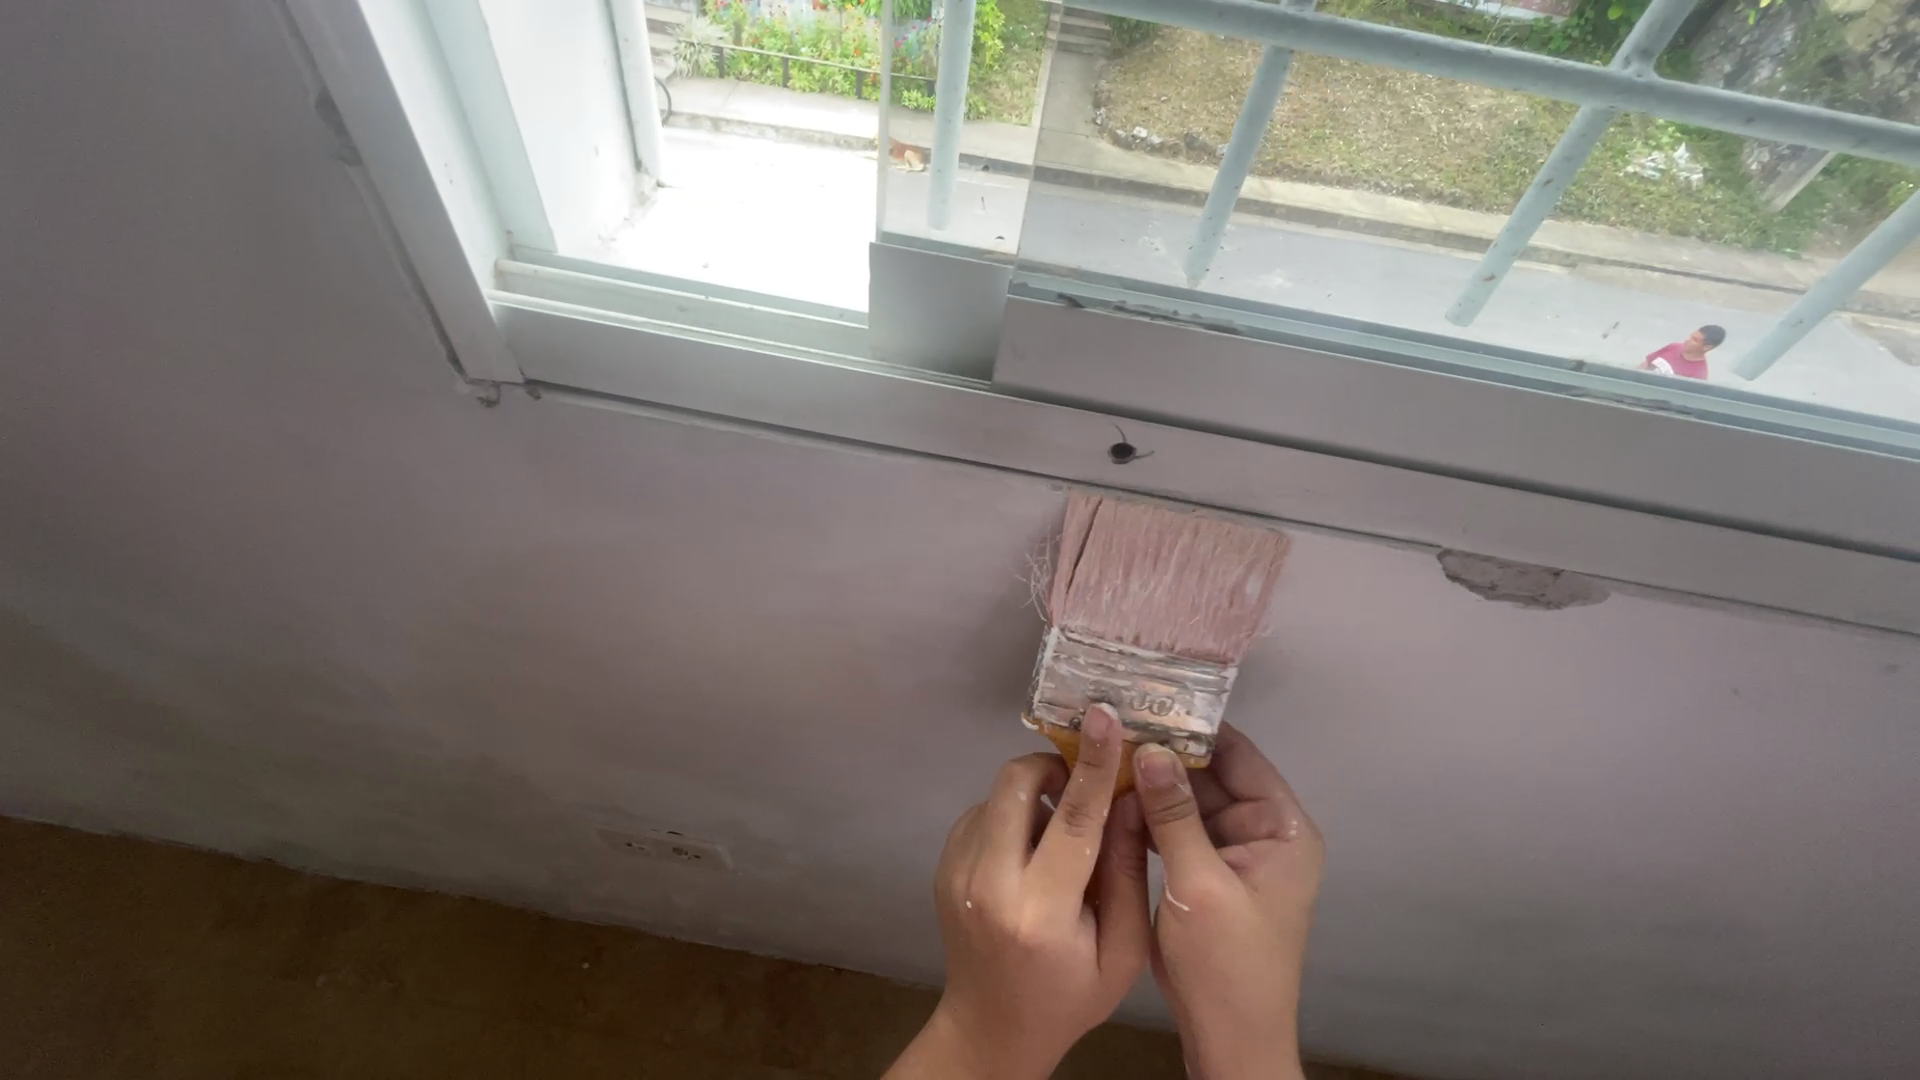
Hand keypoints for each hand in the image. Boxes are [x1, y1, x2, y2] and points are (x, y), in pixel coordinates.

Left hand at [886, 705, 1150, 1079]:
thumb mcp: (1122, 952)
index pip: (1074, 818)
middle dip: (1052, 766)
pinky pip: (983, 812)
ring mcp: (956, 869)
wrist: (990, 1027)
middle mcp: (988, 881)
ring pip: (998, 793)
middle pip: (1017, 783)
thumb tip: (1129, 799)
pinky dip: (1011, 816)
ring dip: (1033, 796)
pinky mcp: (943, 863)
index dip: (1093, 762)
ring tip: (1054, 837)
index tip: (1104, 716)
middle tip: (1079, 785)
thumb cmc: (1069, 994)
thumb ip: (1126, 872)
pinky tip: (1026, 855)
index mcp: (1040, 909)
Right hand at [1133, 724, 1323, 1079]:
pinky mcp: (1204, 867)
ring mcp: (1231, 849)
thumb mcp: (1200, 885)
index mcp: (1282, 828)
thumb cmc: (1228, 964)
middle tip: (1115, 721)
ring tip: (1106, 746)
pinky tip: (1111, 791)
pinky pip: (1175, 825)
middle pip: (1210, 772)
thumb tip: (1150, 748)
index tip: (1148, 699)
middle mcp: (1261, 829)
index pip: (1240, 755)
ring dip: (1152, 779)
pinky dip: (1148, 810)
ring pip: (1187, 797)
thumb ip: (1175, 815)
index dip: (1196, 725)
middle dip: (1164, 750)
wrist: (1226, 1039)